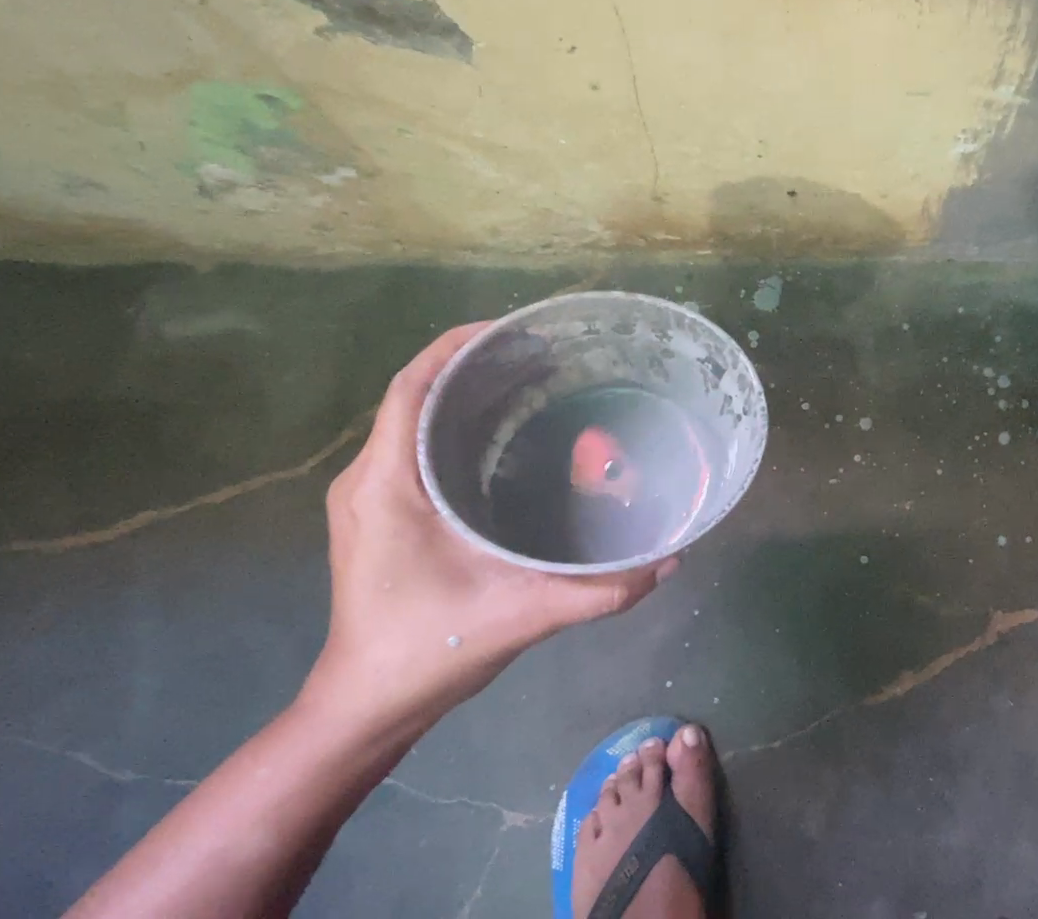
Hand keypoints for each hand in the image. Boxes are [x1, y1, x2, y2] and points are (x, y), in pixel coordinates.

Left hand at [303, 323, 679, 734]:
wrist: (368, 705)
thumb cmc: (430, 650)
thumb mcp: (525, 614)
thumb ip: (601, 590)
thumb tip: (670, 560)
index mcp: (388, 485)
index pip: (410, 387)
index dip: (456, 347)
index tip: (516, 331)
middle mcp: (369, 479)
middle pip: (415, 396)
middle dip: (475, 367)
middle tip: (545, 358)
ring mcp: (371, 498)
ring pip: (413, 422)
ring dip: (466, 397)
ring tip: (534, 387)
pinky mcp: (381, 515)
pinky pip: (416, 449)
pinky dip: (458, 429)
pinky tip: (507, 442)